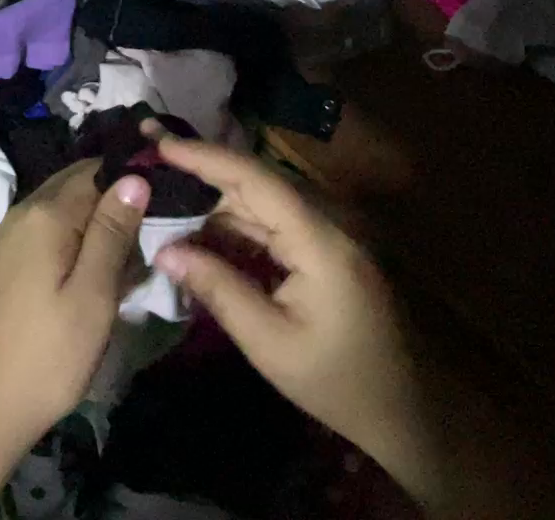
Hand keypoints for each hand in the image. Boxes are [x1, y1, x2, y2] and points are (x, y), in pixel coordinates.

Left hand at [0, 160, 150, 454]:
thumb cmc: (49, 354)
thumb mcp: (93, 294)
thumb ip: (113, 231)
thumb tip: (134, 176)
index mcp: (45, 213)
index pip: (97, 170)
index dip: (133, 180)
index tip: (167, 201)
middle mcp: (23, 211)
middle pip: (77, 183)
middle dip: (115, 198)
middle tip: (152, 232)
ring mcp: (9, 235)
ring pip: (64, 207)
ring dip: (97, 221)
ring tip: (131, 256)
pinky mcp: (6, 259)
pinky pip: (49, 230)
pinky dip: (76, 239)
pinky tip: (96, 271)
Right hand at [148, 130, 416, 454]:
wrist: (404, 412)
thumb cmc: (338, 383)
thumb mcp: (270, 344)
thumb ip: (218, 289)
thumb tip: (162, 250)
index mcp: (321, 241)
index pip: (257, 179)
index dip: (206, 157)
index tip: (160, 142)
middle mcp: (327, 224)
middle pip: (255, 184)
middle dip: (200, 172)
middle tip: (150, 164)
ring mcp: (326, 234)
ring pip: (258, 202)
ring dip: (211, 202)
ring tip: (161, 198)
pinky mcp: (322, 249)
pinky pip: (269, 224)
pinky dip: (231, 226)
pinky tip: (196, 233)